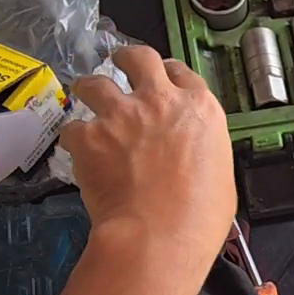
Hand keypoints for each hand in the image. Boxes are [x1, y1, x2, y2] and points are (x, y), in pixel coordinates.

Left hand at [60, 46, 233, 269]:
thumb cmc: (201, 217)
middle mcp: (160, 101)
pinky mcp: (89, 137)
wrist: (160, 236)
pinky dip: (74, 139)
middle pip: (138, 58)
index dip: (169, 75)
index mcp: (199, 110)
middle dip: (126, 59)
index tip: (161, 80)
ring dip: (89, 89)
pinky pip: (72, 129)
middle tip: (118, 66)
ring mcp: (121, 115)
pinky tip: (76, 151)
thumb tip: (190, 157)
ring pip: (94, 83)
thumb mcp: (221, 175)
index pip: (182, 73)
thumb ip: (202, 151)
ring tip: (84, 98)